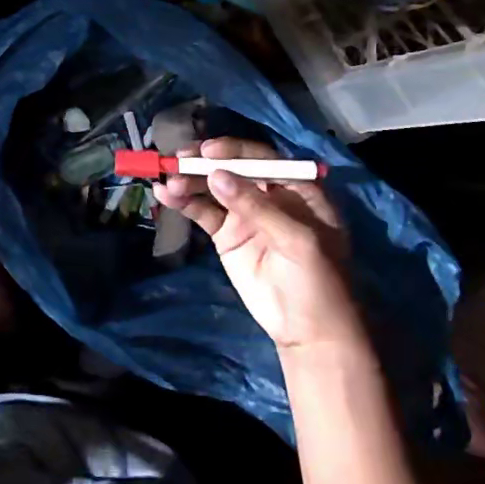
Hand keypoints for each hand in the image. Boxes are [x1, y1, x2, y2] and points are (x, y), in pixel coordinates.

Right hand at [155, 137, 363, 351]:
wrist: (308, 331)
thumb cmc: (319, 281)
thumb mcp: (297, 241)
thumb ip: (256, 207)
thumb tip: (215, 176)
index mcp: (296, 187)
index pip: (263, 159)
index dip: (235, 152)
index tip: (207, 152)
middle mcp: (268, 194)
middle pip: (233, 169)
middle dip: (204, 163)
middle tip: (177, 159)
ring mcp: (244, 214)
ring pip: (213, 188)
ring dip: (189, 182)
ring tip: (166, 182)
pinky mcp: (226, 234)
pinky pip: (203, 212)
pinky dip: (184, 203)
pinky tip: (165, 195)